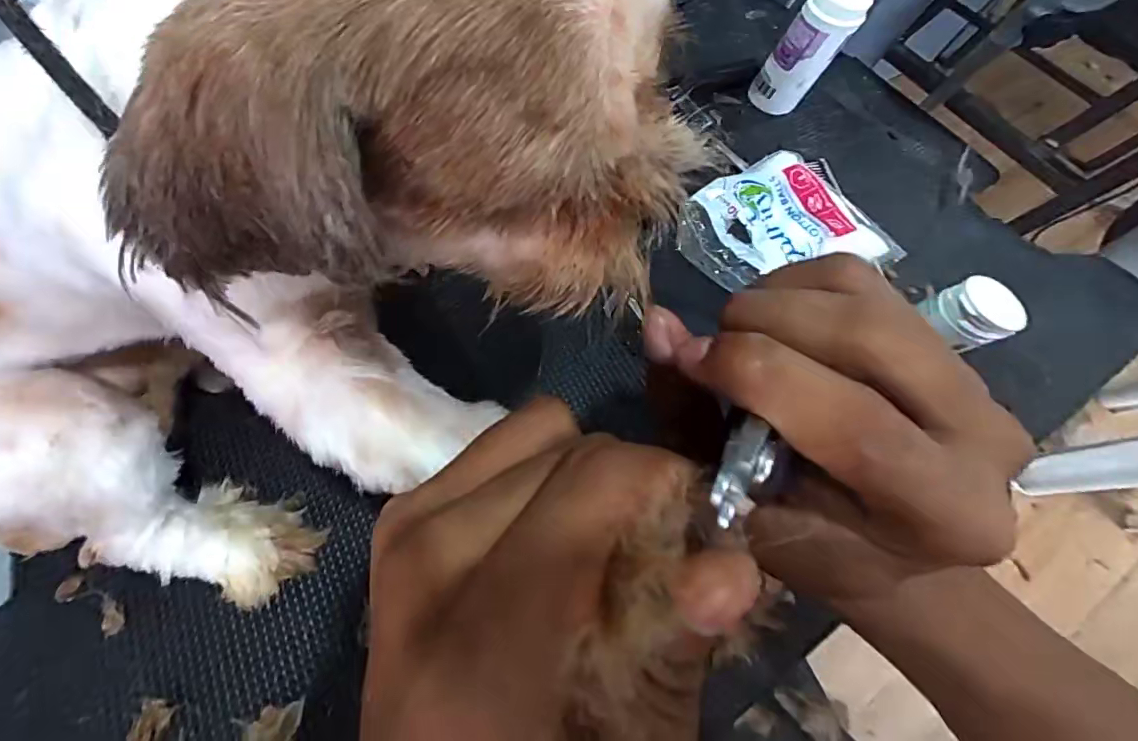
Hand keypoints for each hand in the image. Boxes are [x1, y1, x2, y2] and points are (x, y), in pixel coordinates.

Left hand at [362, 397, 759, 740]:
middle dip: (635, 484)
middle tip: (651, 548)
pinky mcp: (402, 512)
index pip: (599, 478)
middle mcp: (432, 558)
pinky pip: (503, 440)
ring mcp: (408, 526)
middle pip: (574, 450)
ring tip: (589, 541)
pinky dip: (542, 468)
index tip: (701, 530)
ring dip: (585, 473)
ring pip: (542, 428)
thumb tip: (735, 565)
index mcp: (483, 633)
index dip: (669, 486)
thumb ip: (675, 639)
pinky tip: (542, 528)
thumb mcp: (629, 736)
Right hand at [643, 256, 1033, 605]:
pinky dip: (793, 283)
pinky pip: (855, 276)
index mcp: (949, 512)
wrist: (892, 537)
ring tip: (743, 334)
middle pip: (866, 337)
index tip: (694, 360)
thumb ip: (693, 416)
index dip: (762, 376)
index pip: (861, 428)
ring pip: (859, 295)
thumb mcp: (740, 505)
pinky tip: (776, 319)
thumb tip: (660, 322)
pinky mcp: (939, 329)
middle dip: (766, 323)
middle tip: (716, 345)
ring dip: (776, 298)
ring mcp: (971, 373)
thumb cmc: (814, 543)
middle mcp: (985, 436)